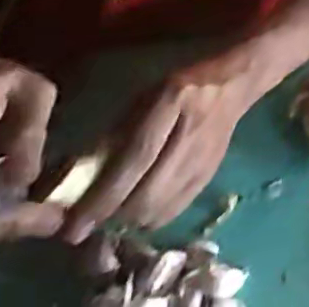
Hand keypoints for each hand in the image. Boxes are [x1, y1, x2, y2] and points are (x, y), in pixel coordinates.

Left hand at [60, 62, 253, 241]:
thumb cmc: (183, 84)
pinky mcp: (212, 171)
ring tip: (112, 217)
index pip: (136, 158)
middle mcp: (191, 131)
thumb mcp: (146, 96)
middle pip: (149, 191)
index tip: (74, 223)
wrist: (234, 82)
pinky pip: (178, 207)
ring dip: (131, 221)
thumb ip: (118, 132)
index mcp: (173, 102)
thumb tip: (82, 176)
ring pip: (163, 206)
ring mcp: (206, 154)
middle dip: (113, 216)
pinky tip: (140, 213)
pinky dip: (154, 218)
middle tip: (88, 225)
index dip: (104, 195)